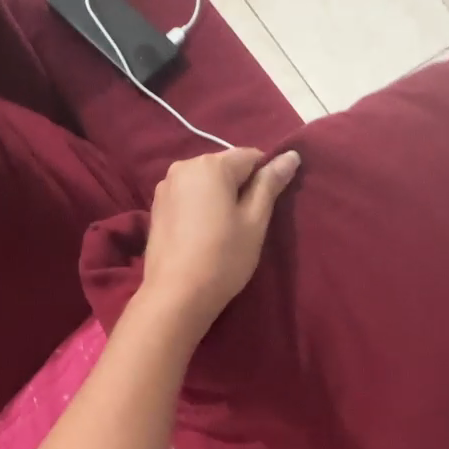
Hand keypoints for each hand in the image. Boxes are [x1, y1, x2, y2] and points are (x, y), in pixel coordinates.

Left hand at [139, 147, 300, 326]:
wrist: (177, 294)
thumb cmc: (224, 258)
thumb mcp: (254, 222)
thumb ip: (270, 185)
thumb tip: (291, 155)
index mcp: (211, 165)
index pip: (250, 156)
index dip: (266, 176)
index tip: (271, 205)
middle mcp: (184, 166)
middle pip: (224, 167)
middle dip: (240, 186)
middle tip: (249, 222)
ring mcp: (165, 186)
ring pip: (204, 183)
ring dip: (219, 197)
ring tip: (226, 230)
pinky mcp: (157, 207)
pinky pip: (188, 197)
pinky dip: (201, 207)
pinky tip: (204, 234)